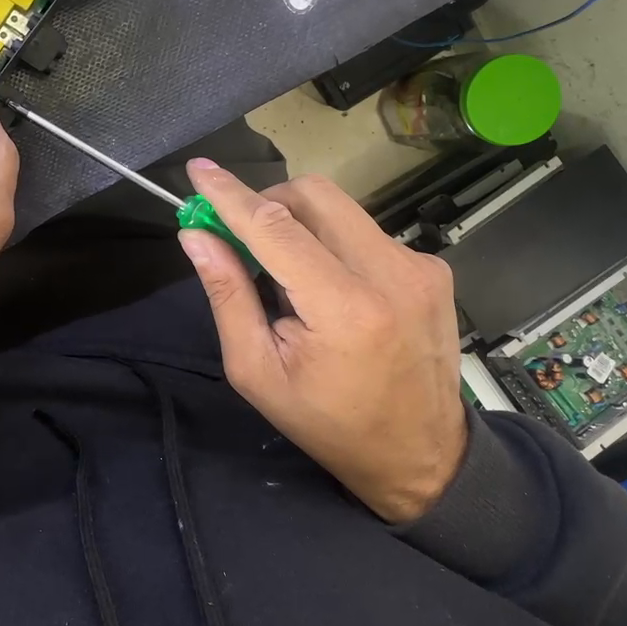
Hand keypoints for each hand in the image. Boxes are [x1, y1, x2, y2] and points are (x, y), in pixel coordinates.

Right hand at [178, 164, 465, 523]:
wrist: (421, 455)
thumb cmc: (326, 421)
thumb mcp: (256, 370)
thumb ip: (226, 295)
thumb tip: (196, 236)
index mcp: (344, 308)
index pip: (275, 227)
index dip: (230, 194)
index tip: (198, 170)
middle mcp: (390, 274)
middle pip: (313, 196)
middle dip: (266, 203)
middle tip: (240, 237)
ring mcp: (418, 267)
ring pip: (339, 208)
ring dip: (299, 224)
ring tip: (287, 277)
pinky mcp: (431, 269)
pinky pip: (363, 231)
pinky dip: (330, 243)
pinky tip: (327, 288)